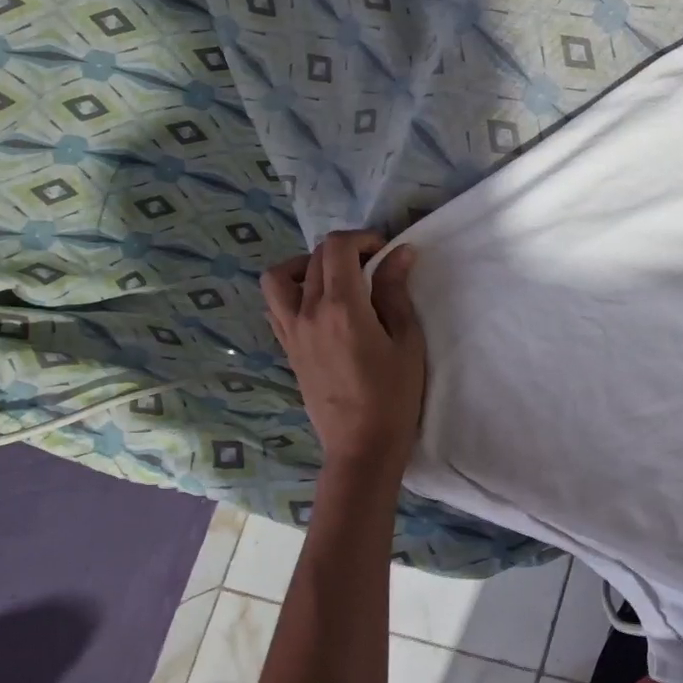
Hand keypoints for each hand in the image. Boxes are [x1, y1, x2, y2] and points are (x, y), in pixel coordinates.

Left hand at [261, 231, 426, 477]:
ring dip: (307, 265)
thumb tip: (400, 253)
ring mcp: (291, 331)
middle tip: (375, 264)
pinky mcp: (286, 348)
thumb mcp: (407, 339)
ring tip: (338, 279)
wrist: (361, 444)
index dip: (363, 238)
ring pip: (280, 277)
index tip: (387, 251)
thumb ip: (396, 292)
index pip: (337, 248)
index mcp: (341, 307)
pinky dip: (293, 290)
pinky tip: (322, 304)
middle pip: (314, 258)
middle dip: (345, 250)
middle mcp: (307, 313)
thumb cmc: (395, 392)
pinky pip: (275, 304)